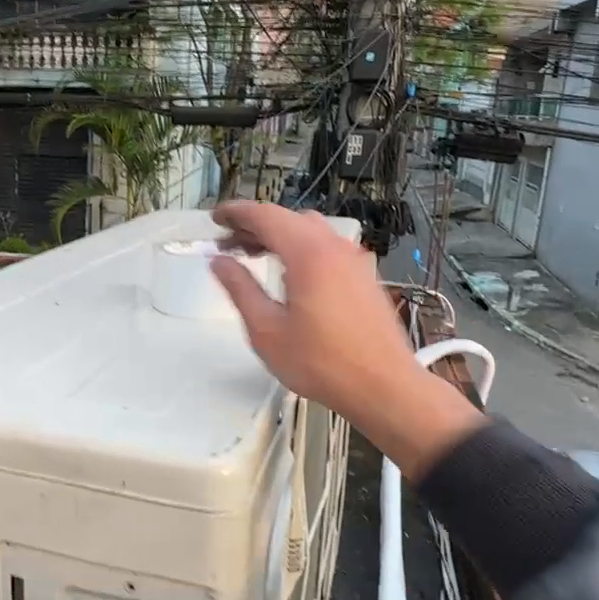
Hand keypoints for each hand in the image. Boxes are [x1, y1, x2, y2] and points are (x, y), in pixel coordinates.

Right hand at [207, 201, 484, 477]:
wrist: (384, 387)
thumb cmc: (320, 363)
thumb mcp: (267, 330)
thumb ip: (240, 289)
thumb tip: (219, 261)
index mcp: (308, 253)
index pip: (265, 216)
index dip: (236, 213)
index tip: (214, 219)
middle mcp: (335, 247)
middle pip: (289, 220)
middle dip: (255, 225)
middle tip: (228, 244)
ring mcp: (355, 260)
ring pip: (311, 232)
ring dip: (280, 236)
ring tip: (254, 257)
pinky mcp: (365, 277)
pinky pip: (328, 248)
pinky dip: (301, 249)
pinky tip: (290, 277)